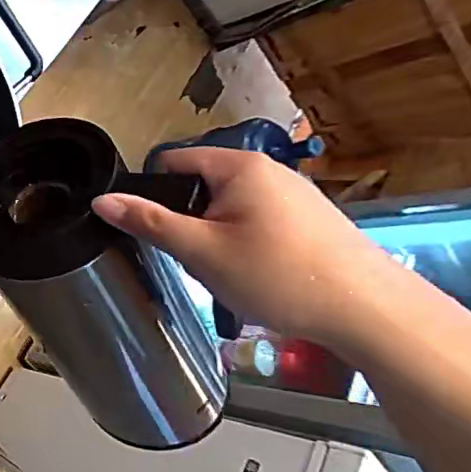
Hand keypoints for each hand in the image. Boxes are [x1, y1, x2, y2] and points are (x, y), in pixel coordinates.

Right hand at [92, 147, 401, 348]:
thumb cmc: (279, 275)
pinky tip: (259, 276)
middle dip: (189, 221)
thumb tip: (103, 200)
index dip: (152, 193)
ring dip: (217, 236)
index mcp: (238, 166)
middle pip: (202, 186)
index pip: (173, 162)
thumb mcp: (202, 251)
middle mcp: (269, 170)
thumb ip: (149, 222)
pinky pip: (259, 222)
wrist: (368, 310)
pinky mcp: (311, 220)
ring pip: (231, 208)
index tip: (151, 229)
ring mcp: (295, 194)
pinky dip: (247, 244)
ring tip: (228, 273)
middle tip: (193, 259)